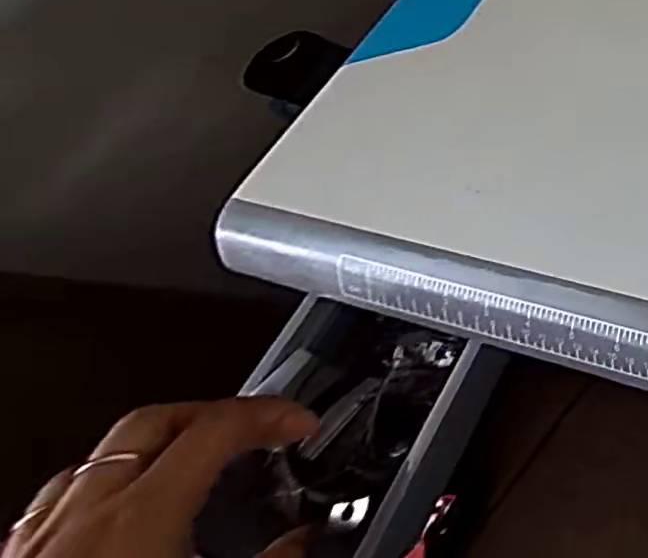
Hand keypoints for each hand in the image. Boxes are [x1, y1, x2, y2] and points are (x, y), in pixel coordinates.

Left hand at [5, 398, 318, 557]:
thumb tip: (304, 539)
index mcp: (139, 517)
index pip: (220, 425)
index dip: (276, 412)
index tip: (304, 427)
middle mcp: (80, 522)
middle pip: (152, 422)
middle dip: (215, 412)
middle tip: (253, 429)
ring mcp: (32, 550)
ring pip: (92, 462)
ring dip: (154, 449)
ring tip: (192, 465)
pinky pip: (47, 511)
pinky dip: (97, 493)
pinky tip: (121, 517)